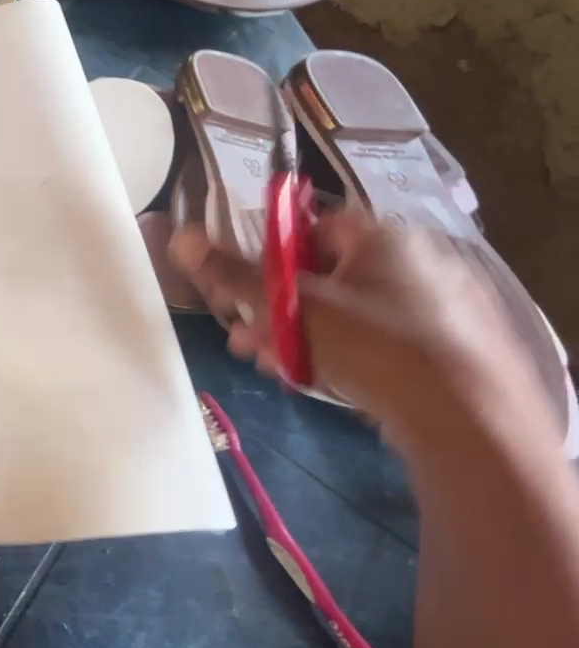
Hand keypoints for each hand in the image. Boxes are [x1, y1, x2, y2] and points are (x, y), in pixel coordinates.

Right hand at [169, 209, 555, 444]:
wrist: (466, 422)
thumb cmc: (372, 346)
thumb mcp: (287, 305)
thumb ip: (231, 272)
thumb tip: (182, 237)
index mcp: (384, 239)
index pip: (310, 225)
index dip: (269, 249)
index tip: (242, 280)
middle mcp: (413, 263)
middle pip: (320, 270)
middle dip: (271, 300)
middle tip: (242, 327)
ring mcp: (433, 307)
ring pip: (341, 308)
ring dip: (292, 329)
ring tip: (265, 358)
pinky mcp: (440, 348)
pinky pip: (371, 336)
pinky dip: (334, 349)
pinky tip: (306, 373)